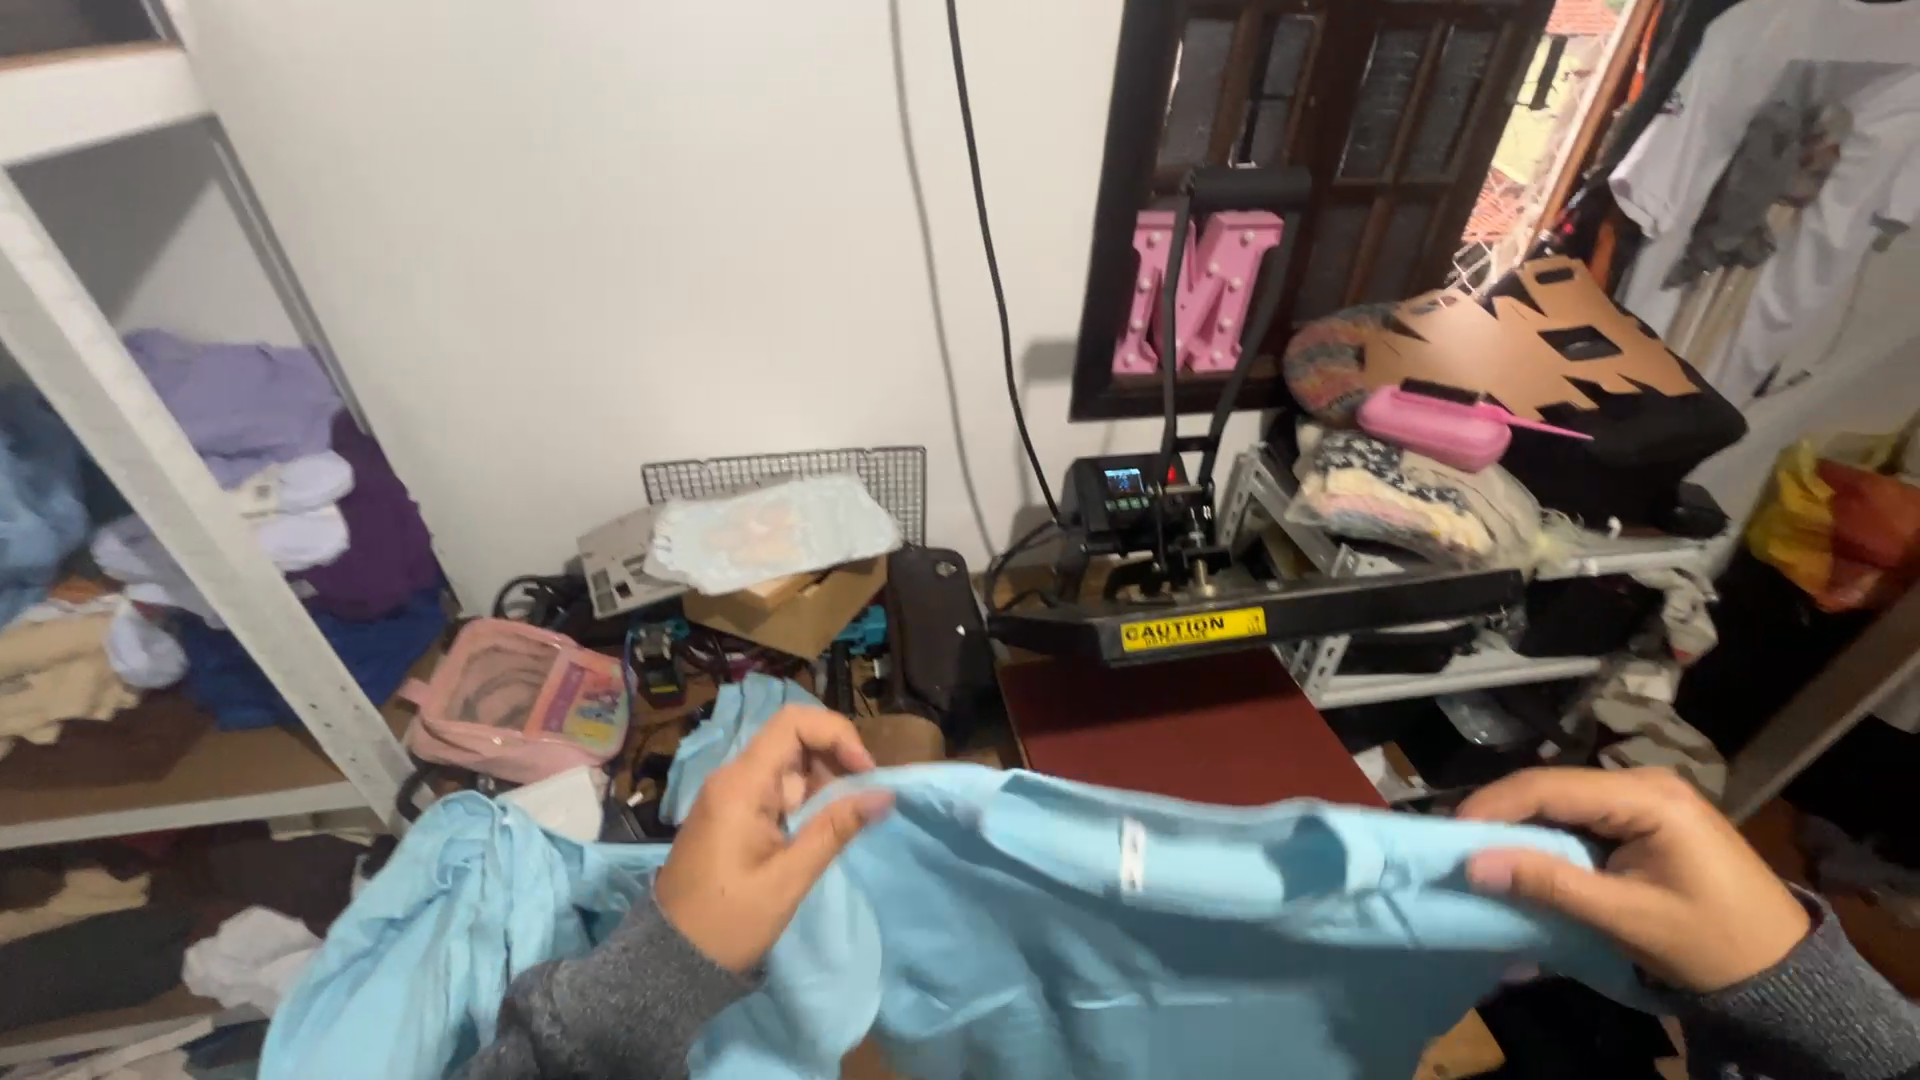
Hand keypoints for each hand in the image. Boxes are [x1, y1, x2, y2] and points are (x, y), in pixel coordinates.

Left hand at [654, 705, 894, 972]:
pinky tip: (821, 825)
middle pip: (794, 737)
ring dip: (824, 778)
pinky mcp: (734, 811)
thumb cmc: (727, 923)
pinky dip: (807, 796)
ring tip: (846, 816)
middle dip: (836, 757)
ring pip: (789, 761)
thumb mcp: (788, 879)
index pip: (793, 723)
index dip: (836, 734)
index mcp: (741, 784)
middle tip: (861, 796)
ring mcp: (732, 793)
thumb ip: (836, 829)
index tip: (864, 771)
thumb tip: (885, 795)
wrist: (667, 962)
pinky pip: (777, 785)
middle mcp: (734, 777)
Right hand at [1457, 767, 1809, 993]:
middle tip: (1460, 843)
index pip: (1548, 786)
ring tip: (1482, 846)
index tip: (1452, 834)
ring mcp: (1643, 793)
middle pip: (1548, 785)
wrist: (1788, 976)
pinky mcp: (1639, 811)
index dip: (1493, 805)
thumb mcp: (1630, 919)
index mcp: (1650, 797)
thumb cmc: (1715, 946)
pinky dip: (1542, 828)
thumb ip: (1550, 885)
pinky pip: (1573, 810)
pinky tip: (1521, 847)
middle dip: (1500, 812)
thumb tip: (1472, 866)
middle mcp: (1644, 780)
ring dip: (1517, 821)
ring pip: (1555, 795)